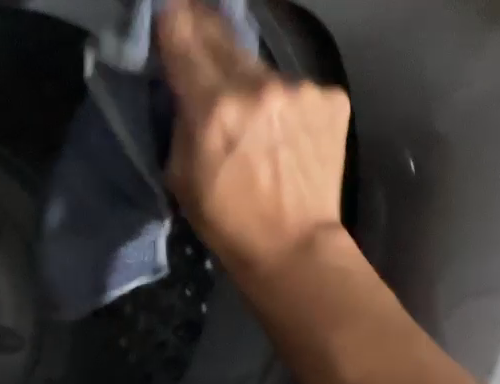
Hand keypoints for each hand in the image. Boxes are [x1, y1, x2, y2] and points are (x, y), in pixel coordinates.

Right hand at [157, 0, 352, 283]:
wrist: (291, 244)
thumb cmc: (224, 221)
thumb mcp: (181, 177)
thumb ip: (182, 125)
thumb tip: (186, 92)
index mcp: (214, 109)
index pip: (188, 46)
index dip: (175, 22)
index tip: (169, 7)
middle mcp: (260, 86)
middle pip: (226, 44)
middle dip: (206, 32)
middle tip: (193, 17)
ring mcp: (302, 89)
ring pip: (262, 72)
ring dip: (248, 82)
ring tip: (245, 115)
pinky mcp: (331, 99)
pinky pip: (294, 92)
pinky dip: (282, 105)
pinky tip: (279, 136)